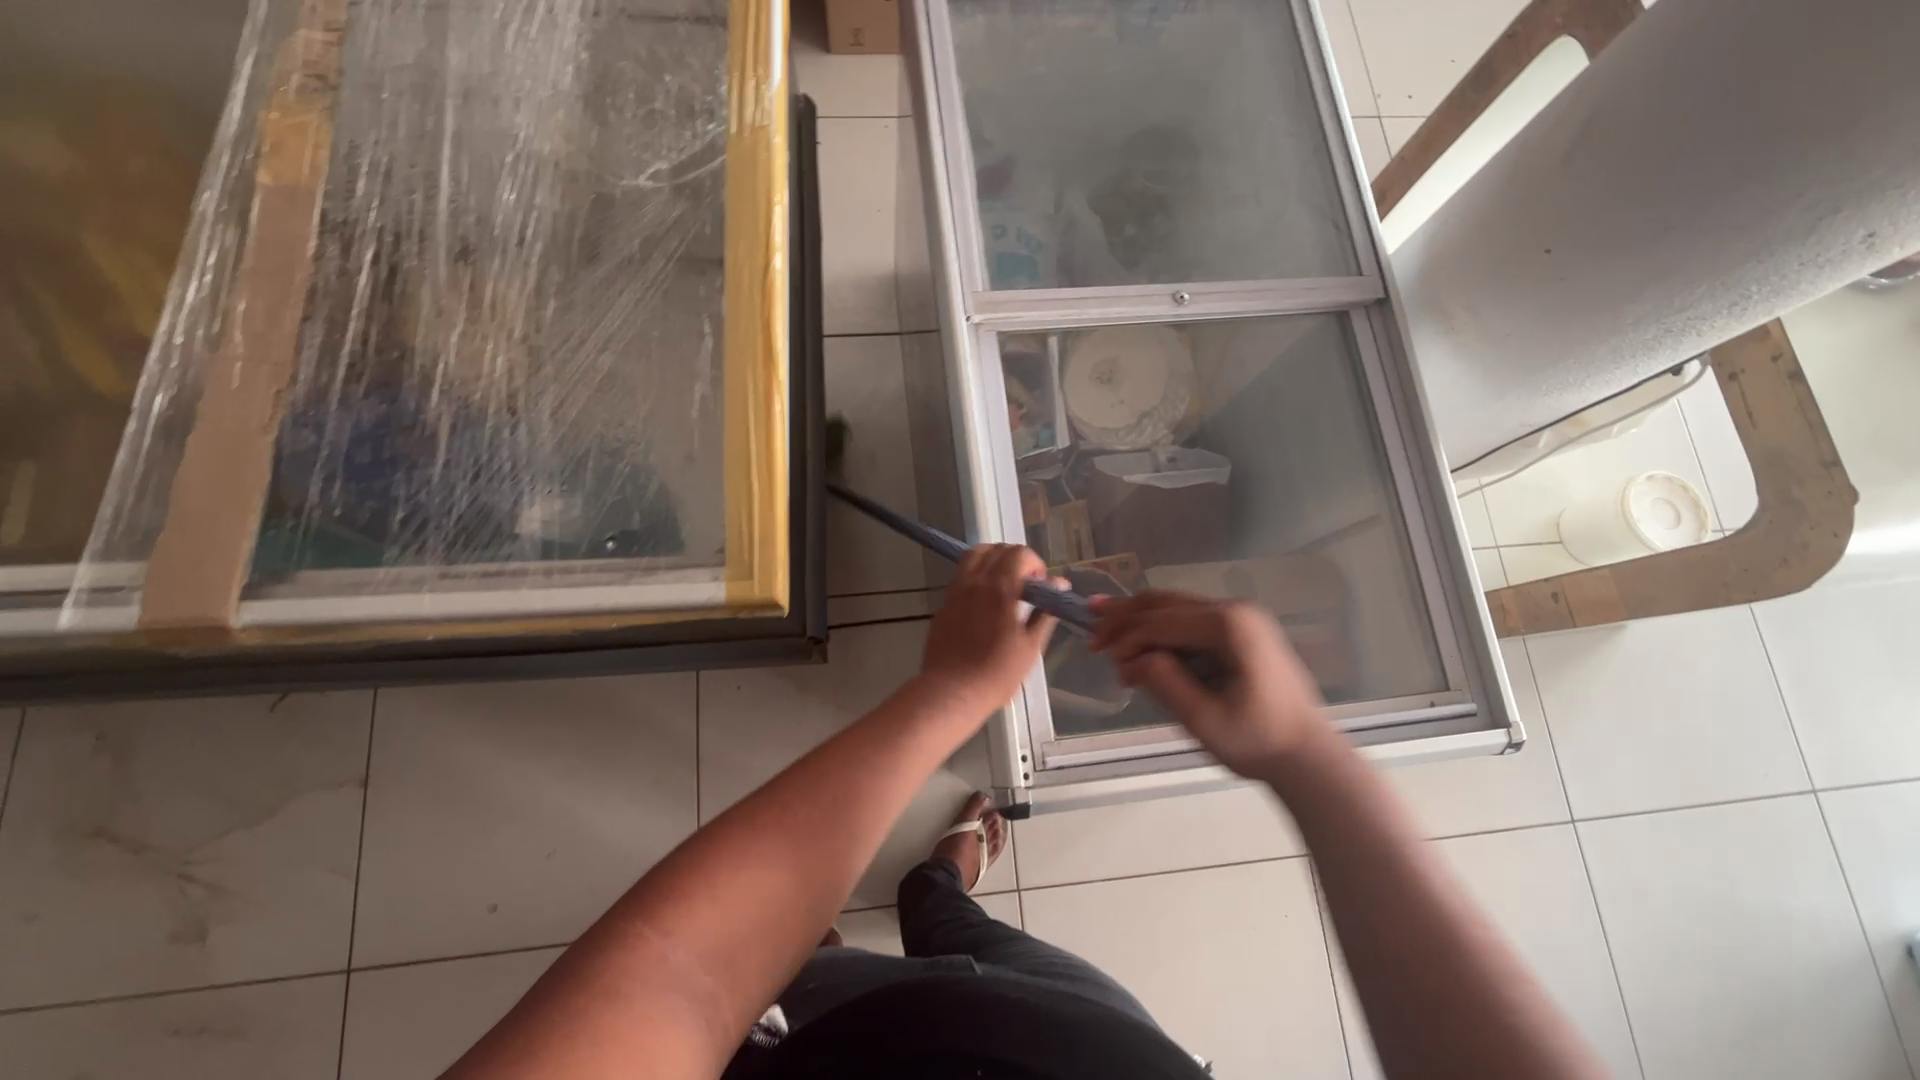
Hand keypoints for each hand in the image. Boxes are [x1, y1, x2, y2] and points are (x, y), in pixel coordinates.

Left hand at [920, 545, 1058, 708]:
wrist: (951, 692)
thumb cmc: (997, 673)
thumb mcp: (1031, 646)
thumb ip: (1045, 611)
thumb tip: (1058, 585)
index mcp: (1000, 587)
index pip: (1019, 553)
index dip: (1035, 564)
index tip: (1041, 587)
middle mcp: (975, 581)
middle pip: (996, 549)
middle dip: (1016, 560)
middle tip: (1026, 586)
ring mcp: (955, 591)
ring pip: (973, 556)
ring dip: (993, 561)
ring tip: (1004, 586)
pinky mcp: (943, 604)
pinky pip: (961, 575)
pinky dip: (976, 576)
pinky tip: (985, 602)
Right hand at [1091, 591, 1328, 776]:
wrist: (1309, 758)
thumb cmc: (1259, 742)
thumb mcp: (1203, 718)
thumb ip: (1163, 681)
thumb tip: (1130, 660)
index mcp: (1230, 626)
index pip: (1161, 621)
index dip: (1125, 637)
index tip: (1098, 657)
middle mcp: (1236, 611)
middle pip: (1166, 603)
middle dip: (1125, 617)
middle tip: (1089, 628)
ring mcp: (1242, 620)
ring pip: (1176, 608)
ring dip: (1139, 619)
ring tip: (1101, 621)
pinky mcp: (1243, 634)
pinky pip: (1192, 622)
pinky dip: (1161, 630)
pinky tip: (1138, 638)